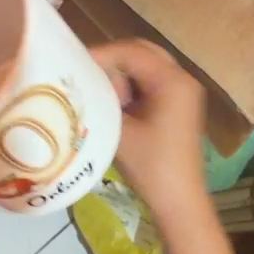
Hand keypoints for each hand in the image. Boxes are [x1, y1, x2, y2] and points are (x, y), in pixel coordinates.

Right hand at [93, 40, 209, 224]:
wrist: (178, 201)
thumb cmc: (151, 167)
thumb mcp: (119, 131)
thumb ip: (99, 102)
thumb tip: (76, 85)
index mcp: (172, 81)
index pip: (130, 52)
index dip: (99, 55)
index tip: (72, 67)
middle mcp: (182, 79)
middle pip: (140, 53)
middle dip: (110, 61)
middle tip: (82, 76)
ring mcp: (181, 93)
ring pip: (144, 67)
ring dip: (119, 75)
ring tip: (96, 94)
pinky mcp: (176, 107)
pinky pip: (149, 84)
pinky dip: (128, 88)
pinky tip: (111, 105)